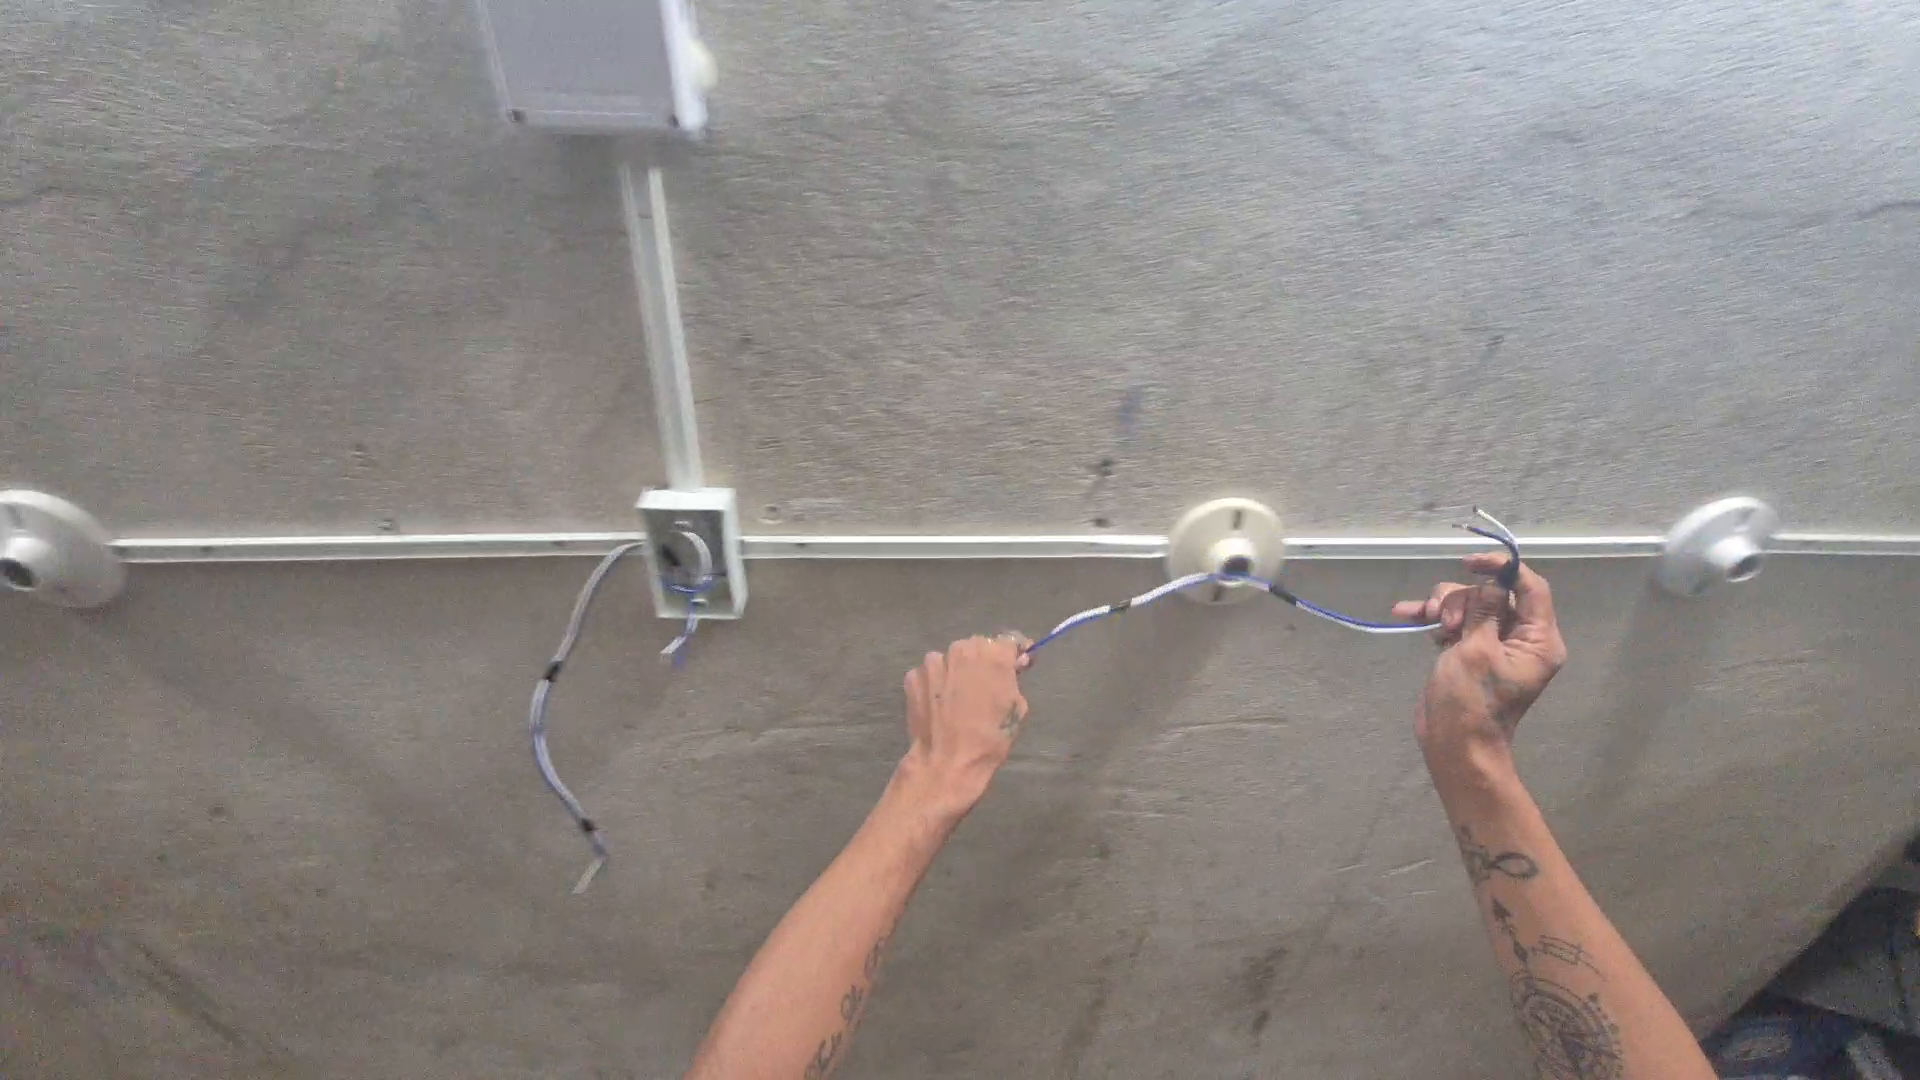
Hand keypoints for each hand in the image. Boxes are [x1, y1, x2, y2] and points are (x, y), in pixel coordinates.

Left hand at [896, 635, 1031, 819]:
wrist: (948, 762)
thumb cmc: (990, 738)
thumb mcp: (1017, 708)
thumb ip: (1013, 679)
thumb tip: (1012, 664)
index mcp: (993, 654)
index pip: (1009, 641)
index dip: (1014, 652)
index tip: (1016, 664)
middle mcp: (962, 649)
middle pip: (976, 647)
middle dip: (981, 662)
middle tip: (983, 686)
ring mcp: (934, 662)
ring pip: (949, 659)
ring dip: (955, 672)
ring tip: (956, 698)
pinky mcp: (913, 677)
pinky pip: (929, 675)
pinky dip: (934, 685)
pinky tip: (938, 705)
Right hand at [1391, 553, 1566, 775]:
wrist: (1454, 742)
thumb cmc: (1471, 700)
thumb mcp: (1476, 651)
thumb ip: (1484, 612)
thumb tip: (1489, 584)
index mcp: (1538, 640)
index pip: (1530, 588)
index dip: (1501, 569)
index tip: (1468, 562)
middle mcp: (1521, 639)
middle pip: (1492, 595)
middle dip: (1462, 598)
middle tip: (1444, 620)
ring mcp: (1493, 645)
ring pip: (1468, 605)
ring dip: (1442, 606)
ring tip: (1424, 621)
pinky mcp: (1469, 652)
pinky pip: (1453, 622)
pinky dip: (1432, 618)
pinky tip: (1407, 617)